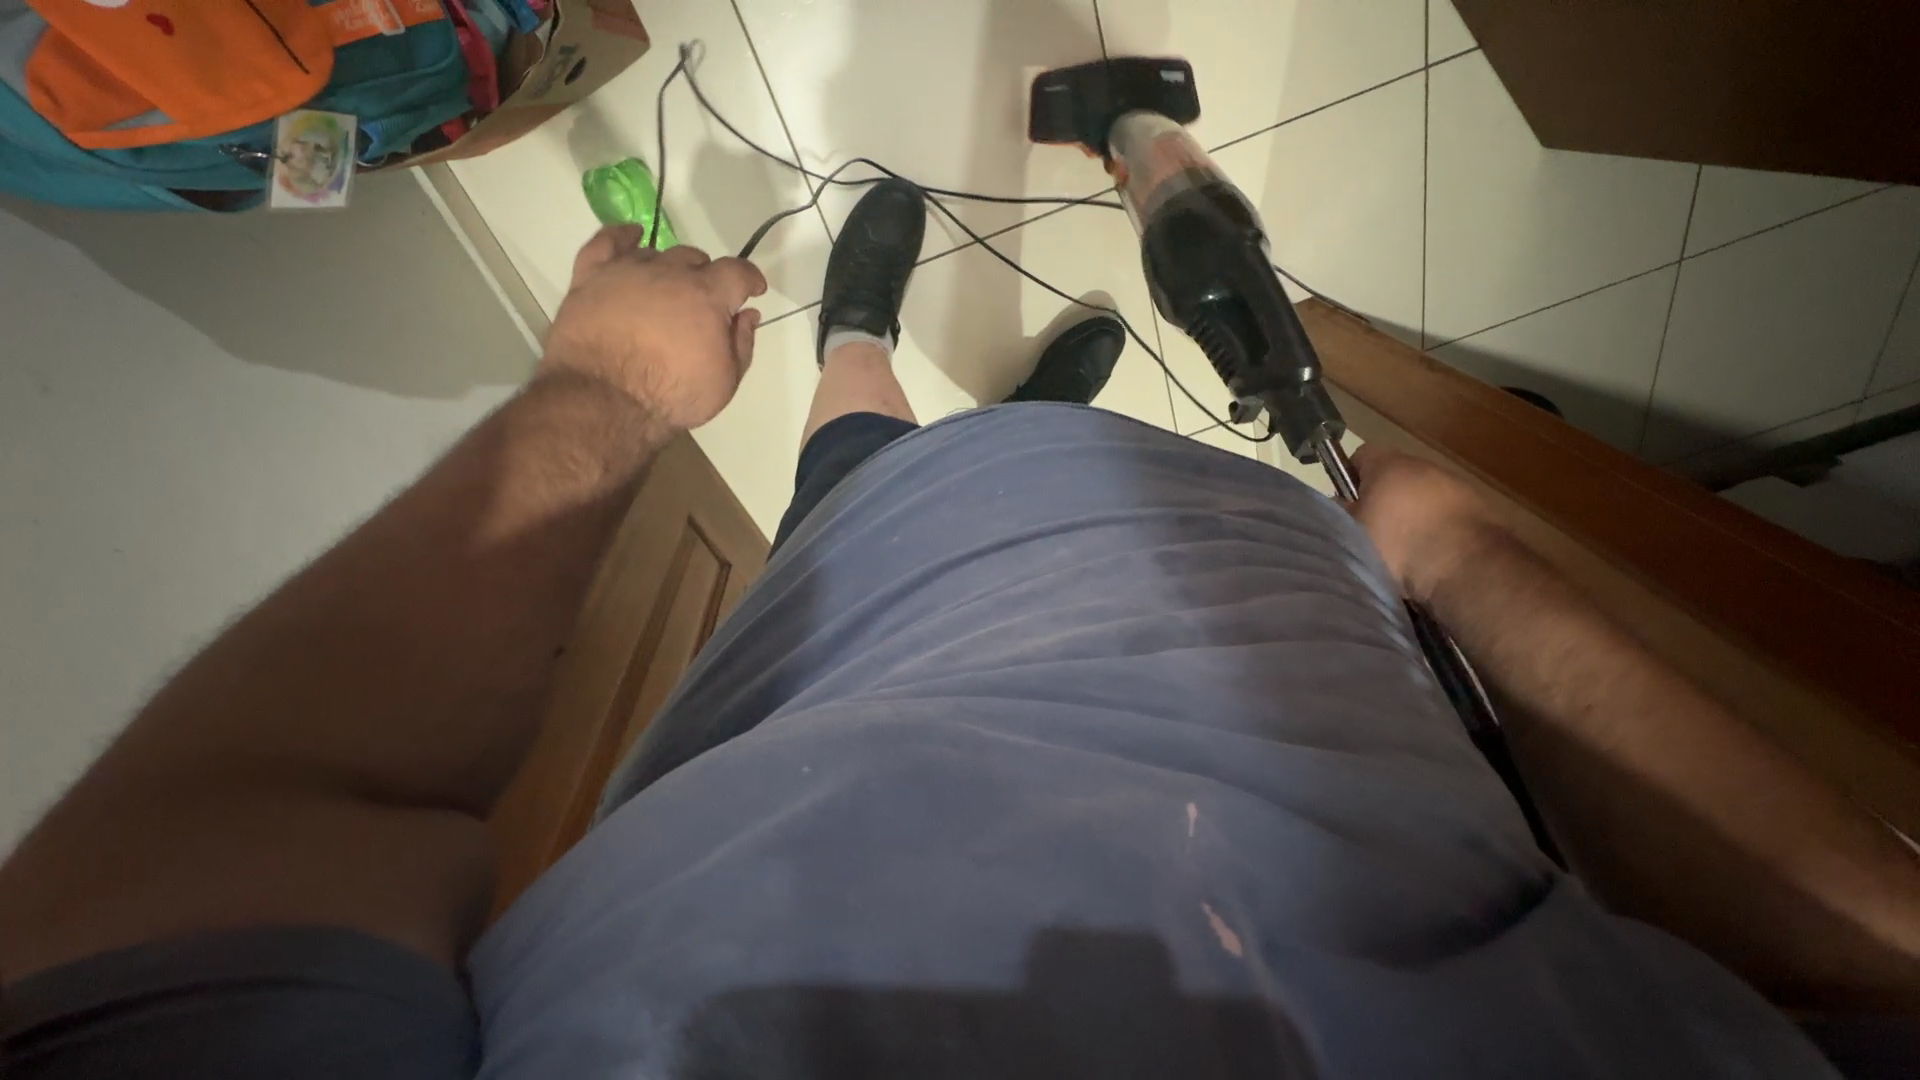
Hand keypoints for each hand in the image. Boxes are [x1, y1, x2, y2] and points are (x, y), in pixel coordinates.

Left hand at [539, 227, 768, 430]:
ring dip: (669, 267)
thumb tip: (747, 314)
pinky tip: (631, 237)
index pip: (737, 272)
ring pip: (656, 253)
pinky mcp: (590, 277)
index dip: (749, 279)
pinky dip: (621, 237)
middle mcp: (668, 273)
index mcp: (706, 296)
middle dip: (707, 277)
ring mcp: (627, 272)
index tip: (754, 290)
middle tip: (704, 304)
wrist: (605, 401)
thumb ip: (741, 343)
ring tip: (668, 290)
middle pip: (695, 259)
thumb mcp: (725, 381)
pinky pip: (606, 243)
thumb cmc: (673, 395)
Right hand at [1348, 445, 1506, 602]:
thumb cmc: (1398, 545)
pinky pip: (1448, 520)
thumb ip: (1340, 513)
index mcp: (1390, 465)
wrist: (1467, 569)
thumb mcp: (1351, 532)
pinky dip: (1439, 535)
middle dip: (1383, 501)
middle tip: (1370, 534)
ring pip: (1425, 500)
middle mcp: (1427, 468)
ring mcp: (1460, 489)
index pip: (1362, 455)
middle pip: (1396, 478)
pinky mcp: (1484, 514)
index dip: (1349, 476)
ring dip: (1414, 519)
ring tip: (1403, 554)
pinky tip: (1431, 562)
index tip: (1345, 504)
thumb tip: (1339, 503)